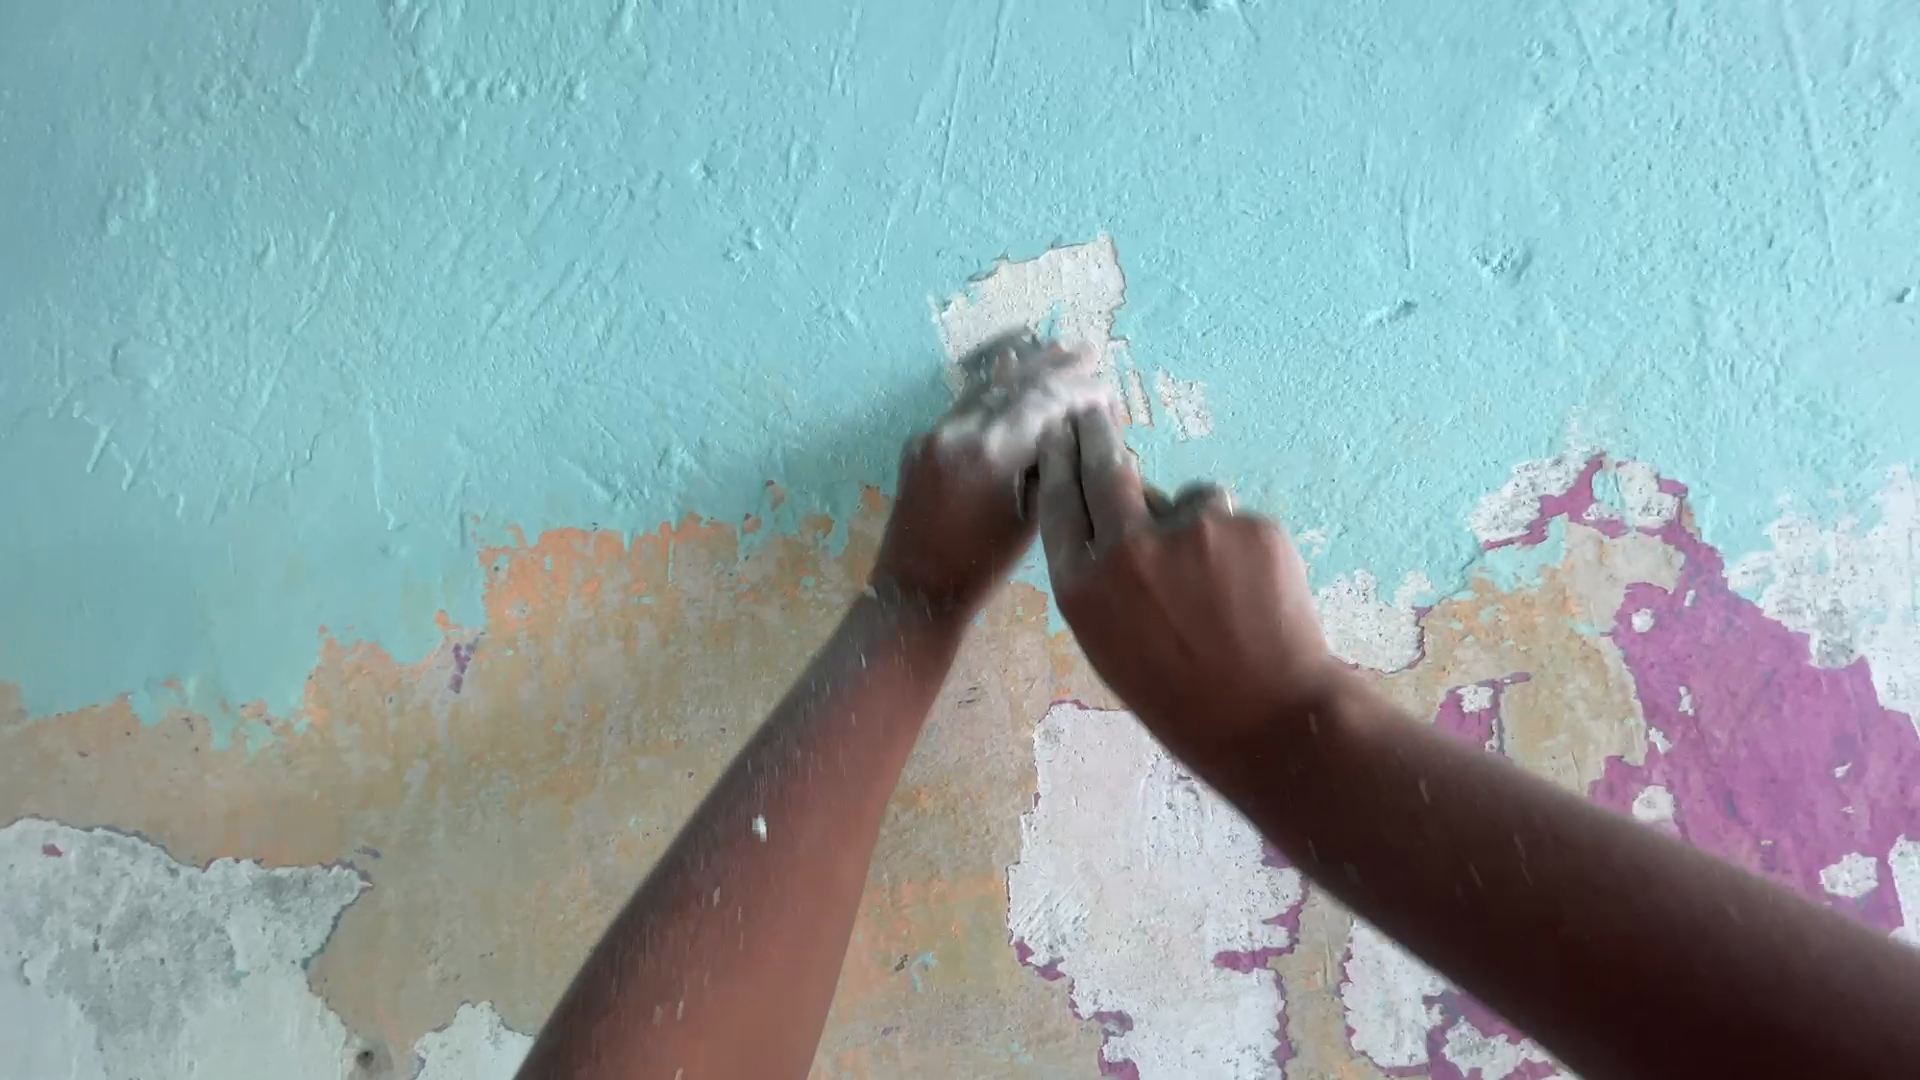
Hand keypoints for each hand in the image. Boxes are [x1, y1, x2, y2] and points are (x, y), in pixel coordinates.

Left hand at [870, 334, 1110, 615]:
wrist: (916, 591)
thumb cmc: (983, 567)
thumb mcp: (1031, 520)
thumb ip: (1051, 467)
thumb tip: (1074, 430)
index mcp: (989, 453)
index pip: (1043, 402)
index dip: (1077, 390)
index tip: (1106, 386)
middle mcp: (957, 431)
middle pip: (1014, 385)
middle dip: (1053, 367)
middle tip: (1087, 350)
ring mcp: (932, 434)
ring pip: (984, 389)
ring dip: (1021, 370)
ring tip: (1054, 349)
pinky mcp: (920, 443)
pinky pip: (962, 407)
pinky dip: (991, 390)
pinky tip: (1009, 373)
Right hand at [1036, 407, 1335, 768]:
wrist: (1266, 717)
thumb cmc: (1174, 692)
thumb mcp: (1107, 639)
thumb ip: (1099, 574)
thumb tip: (1117, 514)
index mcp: (1082, 586)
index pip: (1060, 502)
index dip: (1058, 462)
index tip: (1059, 432)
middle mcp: (1126, 548)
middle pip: (1104, 468)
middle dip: (1094, 433)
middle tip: (1093, 411)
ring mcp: (1191, 531)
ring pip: (1185, 497)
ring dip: (1192, 520)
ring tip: (1216, 580)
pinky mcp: (1247, 525)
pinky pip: (1230, 518)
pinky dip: (1235, 542)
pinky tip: (1247, 588)